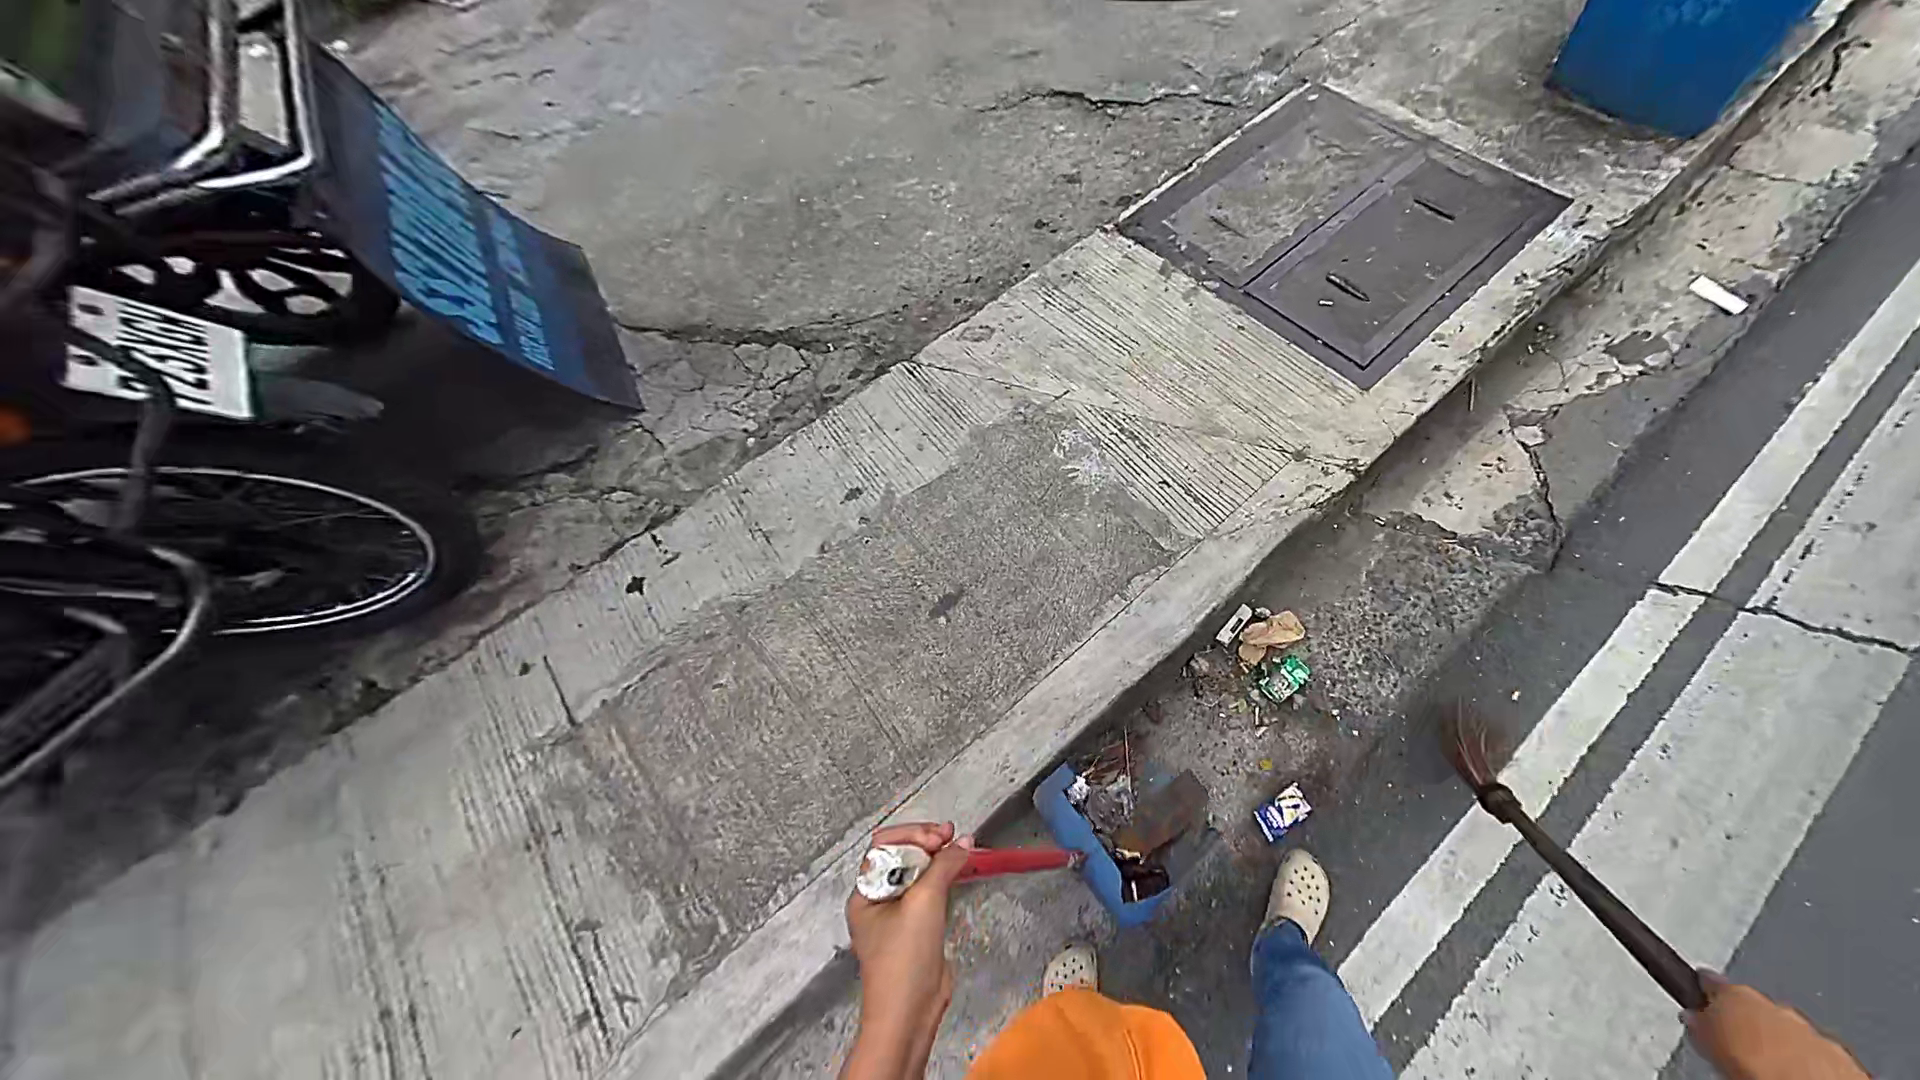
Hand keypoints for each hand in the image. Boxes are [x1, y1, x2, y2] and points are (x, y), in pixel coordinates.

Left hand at [840, 822, 970, 1079]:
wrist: (910, 1013)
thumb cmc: (904, 961)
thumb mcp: (925, 901)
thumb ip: (944, 865)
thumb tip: (963, 843)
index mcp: (865, 891)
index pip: (885, 846)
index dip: (913, 835)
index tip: (940, 837)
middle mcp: (877, 899)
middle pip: (901, 855)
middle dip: (926, 842)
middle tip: (951, 837)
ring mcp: (897, 913)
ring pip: (916, 872)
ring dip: (937, 858)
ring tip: (959, 849)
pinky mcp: (916, 926)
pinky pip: (928, 891)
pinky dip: (943, 877)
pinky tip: (957, 870)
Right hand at [1684, 972, 1867, 1079]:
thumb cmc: (1753, 1062)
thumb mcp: (1704, 1038)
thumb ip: (1697, 1021)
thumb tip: (1695, 1019)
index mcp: (1736, 990)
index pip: (1708, 979)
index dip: (1699, 987)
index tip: (1694, 993)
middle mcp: (1775, 1004)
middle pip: (1754, 1006)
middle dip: (1746, 1019)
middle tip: (1734, 1039)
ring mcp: (1813, 1032)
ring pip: (1789, 1030)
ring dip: (1778, 1041)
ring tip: (1766, 1062)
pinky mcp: (1844, 1060)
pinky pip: (1818, 1054)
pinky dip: (1807, 1061)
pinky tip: (1795, 1072)